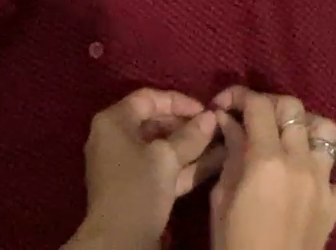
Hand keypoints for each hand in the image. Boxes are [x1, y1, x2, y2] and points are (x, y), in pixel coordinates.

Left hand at [65, 88, 223, 249]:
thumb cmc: (137, 188)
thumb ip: (189, 136)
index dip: (177, 101)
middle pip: (155, 123)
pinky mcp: (138, 189)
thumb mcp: (165, 159)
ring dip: (191, 147)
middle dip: (186, 125)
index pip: (147, 99)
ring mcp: (127, 165)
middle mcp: (116, 138)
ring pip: (162, 149)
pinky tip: (215, 164)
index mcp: (113, 122)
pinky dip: (185, 167)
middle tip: (214, 127)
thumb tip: (210, 117)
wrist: (118, 243)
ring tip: (222, 142)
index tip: (204, 108)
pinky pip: (163, 169)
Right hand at [208, 87, 335, 249]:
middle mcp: (299, 163)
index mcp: (265, 159)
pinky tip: (333, 162)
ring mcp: (323, 185)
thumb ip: (231, 151)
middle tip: (251, 119)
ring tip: (289, 135)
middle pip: (292, 108)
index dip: (236, 96)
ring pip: (327, 131)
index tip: (222, 106)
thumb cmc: (233, 240)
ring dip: (307, 125)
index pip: (257, 105)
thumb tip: (228, 121)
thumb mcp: (221, 193)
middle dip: (268, 104)